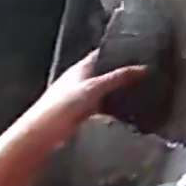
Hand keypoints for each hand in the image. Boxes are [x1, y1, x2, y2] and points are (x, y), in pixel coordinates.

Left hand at [14, 51, 144, 149]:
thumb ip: (119, 77)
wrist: (38, 137)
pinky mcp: (80, 113)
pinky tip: (127, 109)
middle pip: (106, 70)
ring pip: (105, 89)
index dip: (121, 48)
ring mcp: (80, 96)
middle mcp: (81, 79)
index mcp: (81, 67)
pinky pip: (103, 105)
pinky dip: (114, 106)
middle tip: (146, 68)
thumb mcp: (94, 88)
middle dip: (123, 70)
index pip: (104, 52)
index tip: (141, 48)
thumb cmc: (63, 106)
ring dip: (119, 89)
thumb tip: (144, 68)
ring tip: (142, 87)